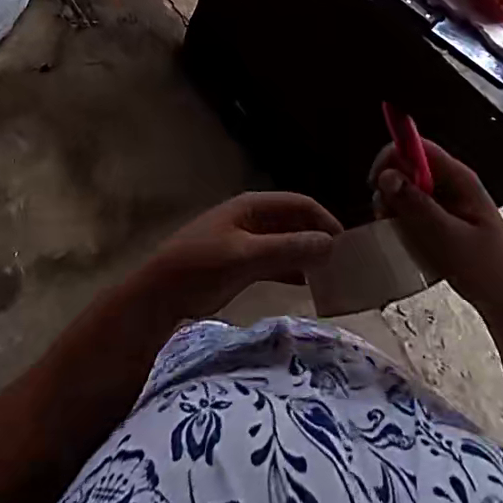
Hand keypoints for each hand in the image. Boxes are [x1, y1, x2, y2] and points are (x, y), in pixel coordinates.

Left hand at [136, 193, 343, 318]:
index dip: (325, 220)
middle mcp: (251, 218)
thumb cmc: (199, 268)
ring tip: (328, 274)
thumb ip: (288, 249)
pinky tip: (304, 284)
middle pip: (294, 221)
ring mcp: (244, 240)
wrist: (156, 298)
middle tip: (341, 260)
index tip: (346, 243)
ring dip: (306, 254)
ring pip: (285, 242)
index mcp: (252, 206)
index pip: (300, 204)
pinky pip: (273, 260)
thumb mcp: (246, 257)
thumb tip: (330, 244)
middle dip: (317, 236)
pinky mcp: (238, 263)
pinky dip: (291, 268)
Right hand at [370, 139, 502, 315]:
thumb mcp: (447, 238)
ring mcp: (448, 202)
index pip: (419, 148)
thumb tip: (387, 175)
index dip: (392, 157)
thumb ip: (416, 205)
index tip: (375, 183)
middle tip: (387, 217)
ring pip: (408, 190)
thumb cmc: (486, 270)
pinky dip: (403, 222)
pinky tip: (406, 242)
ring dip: (395, 208)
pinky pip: (414, 210)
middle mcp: (453, 184)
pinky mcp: (443, 220)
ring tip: (398, 234)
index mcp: (460, 179)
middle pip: (410, 167)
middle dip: (391, 188)